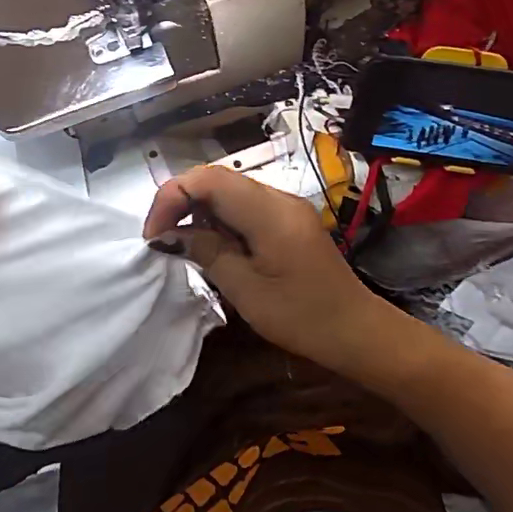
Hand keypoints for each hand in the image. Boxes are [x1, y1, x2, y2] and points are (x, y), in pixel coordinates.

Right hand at [143, 165, 401, 369]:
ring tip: (182, 245)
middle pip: (216, 179)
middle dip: (181, 202)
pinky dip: (219, 219)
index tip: (155, 235)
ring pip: (228, 190)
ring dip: (198, 211)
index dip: (172, 198)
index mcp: (269, 211)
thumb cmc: (302, 317)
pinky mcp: (288, 220)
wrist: (357, 332)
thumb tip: (170, 234)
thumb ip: (206, 251)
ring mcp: (286, 206)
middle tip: (162, 239)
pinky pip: (244, 206)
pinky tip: (212, 246)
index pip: (207, 179)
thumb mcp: (245, 289)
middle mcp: (278, 198)